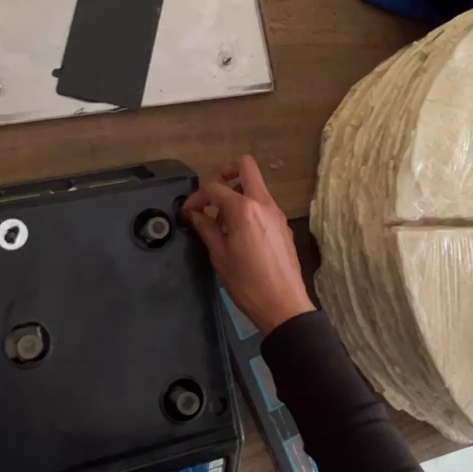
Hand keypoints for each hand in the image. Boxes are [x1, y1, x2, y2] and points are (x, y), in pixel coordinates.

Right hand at [183, 155, 315, 334]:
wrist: (283, 305)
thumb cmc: (247, 283)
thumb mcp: (219, 256)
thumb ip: (206, 228)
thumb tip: (195, 214)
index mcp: (244, 209)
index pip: (214, 189)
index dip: (197, 197)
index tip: (188, 212)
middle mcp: (263, 203)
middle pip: (246, 166)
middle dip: (225, 171)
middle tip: (212, 193)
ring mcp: (277, 213)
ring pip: (256, 186)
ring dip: (237, 192)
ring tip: (222, 221)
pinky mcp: (283, 225)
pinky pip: (263, 204)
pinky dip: (248, 207)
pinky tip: (239, 233)